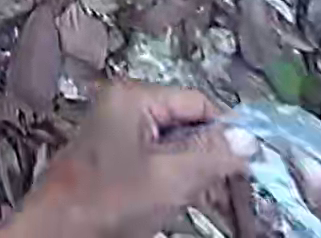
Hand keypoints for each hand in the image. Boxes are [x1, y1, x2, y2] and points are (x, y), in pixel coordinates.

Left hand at [0, 83, 253, 237]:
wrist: (63, 225)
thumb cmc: (114, 198)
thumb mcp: (170, 178)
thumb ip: (210, 155)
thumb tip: (250, 137)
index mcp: (134, 96)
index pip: (195, 100)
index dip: (228, 130)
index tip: (257, 165)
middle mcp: (125, 101)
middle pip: (185, 118)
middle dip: (214, 151)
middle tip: (240, 188)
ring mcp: (119, 124)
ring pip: (175, 138)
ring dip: (199, 166)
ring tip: (220, 198)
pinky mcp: (118, 149)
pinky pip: (159, 152)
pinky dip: (180, 173)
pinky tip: (195, 198)